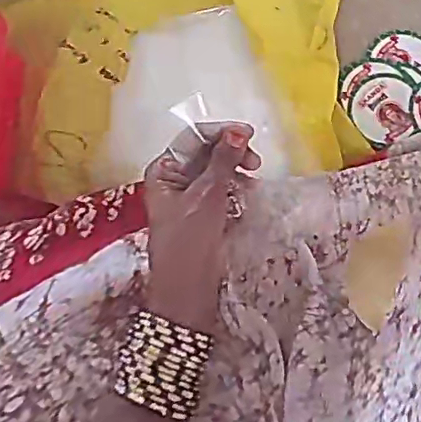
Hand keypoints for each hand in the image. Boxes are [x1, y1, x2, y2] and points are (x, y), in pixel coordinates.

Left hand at [140, 123, 260, 330]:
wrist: (187, 290)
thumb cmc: (189, 241)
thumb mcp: (207, 196)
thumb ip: (223, 161)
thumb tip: (237, 131)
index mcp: (164, 170)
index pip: (194, 137)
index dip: (222, 132)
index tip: (249, 134)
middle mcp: (175, 178)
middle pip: (208, 151)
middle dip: (233, 152)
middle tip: (256, 163)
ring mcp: (190, 195)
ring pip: (218, 169)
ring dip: (237, 170)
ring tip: (252, 183)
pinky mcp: (205, 210)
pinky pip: (223, 187)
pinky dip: (237, 187)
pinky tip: (248, 195)